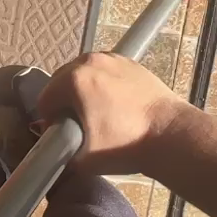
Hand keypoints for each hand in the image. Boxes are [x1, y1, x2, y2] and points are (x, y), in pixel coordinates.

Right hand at [35, 52, 196, 174]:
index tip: (58, 134)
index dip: (48, 119)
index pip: (46, 98)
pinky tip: (113, 104)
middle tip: (74, 124)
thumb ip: (58, 153)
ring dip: (82, 90)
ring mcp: (112, 58)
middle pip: (62, 81)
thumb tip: (53, 148)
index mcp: (74, 79)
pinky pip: (105, 71)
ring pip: (84, 73)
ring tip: (95, 114)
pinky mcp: (130, 62)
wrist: (171, 135)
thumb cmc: (125, 145)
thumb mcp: (83, 158)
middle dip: (63, 101)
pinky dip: (102, 84)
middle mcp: (90, 61)